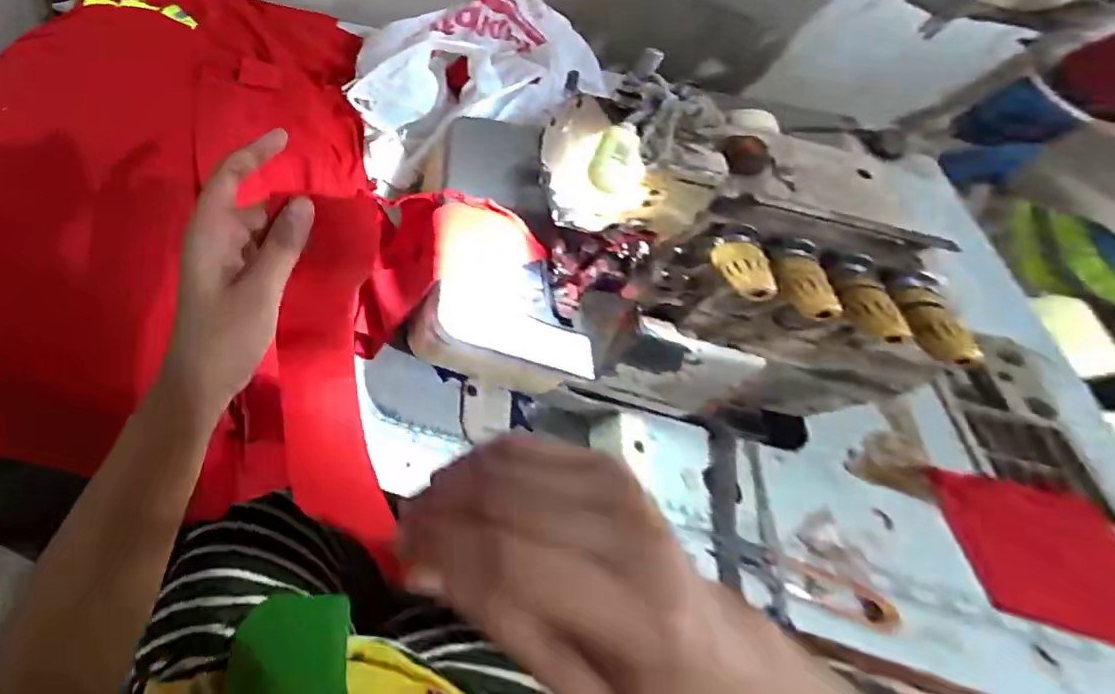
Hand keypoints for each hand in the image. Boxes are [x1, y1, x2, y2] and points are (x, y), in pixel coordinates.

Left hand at [156, 128, 313, 418]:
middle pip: (249, 204)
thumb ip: (282, 245)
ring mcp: (219, 259)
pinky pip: (256, 249)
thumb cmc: (224, 337)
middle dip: (283, 203)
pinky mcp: (228, 278)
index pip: (229, 176)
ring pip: (256, 228)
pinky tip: (304, 251)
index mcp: (209, 232)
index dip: (255, 152)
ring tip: (323, 227)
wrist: (198, 386)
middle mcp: (212, 238)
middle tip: (325, 206)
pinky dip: (278, 245)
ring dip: (284, 226)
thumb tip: (303, 203)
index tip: (284, 136)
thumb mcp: (260, 289)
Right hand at [398, 435, 844, 693]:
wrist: (715, 648)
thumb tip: (420, 564)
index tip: (399, 554)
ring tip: (428, 510)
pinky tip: (464, 487)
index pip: (506, 561)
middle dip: (436, 512)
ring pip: (501, 463)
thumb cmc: (641, 685)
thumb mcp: (576, 685)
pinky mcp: (605, 463)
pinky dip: (478, 462)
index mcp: (633, 613)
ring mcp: (619, 487)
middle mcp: (626, 534)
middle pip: (499, 501)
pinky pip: (519, 444)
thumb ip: (499, 621)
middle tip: (404, 530)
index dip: (440, 552)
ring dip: (451, 482)